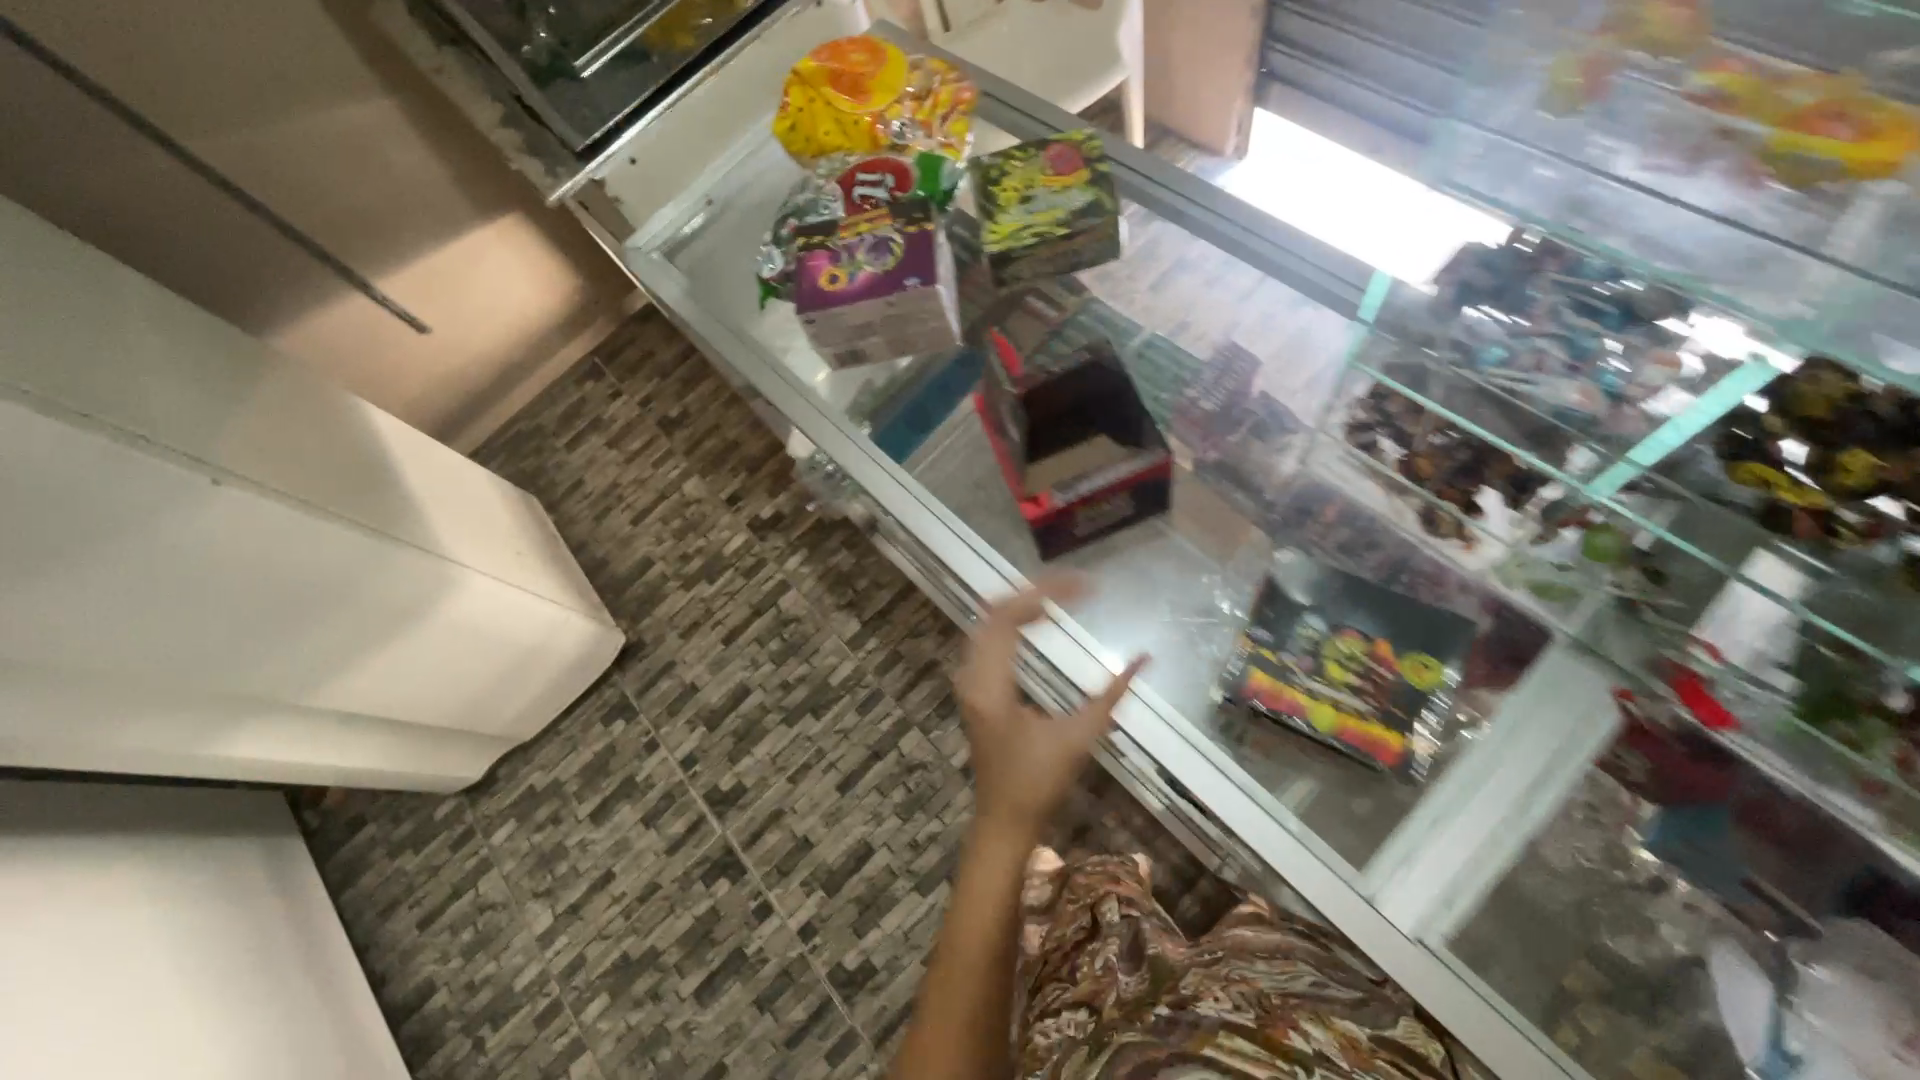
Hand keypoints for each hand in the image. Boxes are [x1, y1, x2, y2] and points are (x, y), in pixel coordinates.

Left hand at [953, 574, 1147, 841]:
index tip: (1083, 587)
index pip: (1007, 618)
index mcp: (991, 686)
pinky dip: (1011, 622)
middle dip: (1033, 592)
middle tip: (1074, 584)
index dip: (1042, 593)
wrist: (1004, 819)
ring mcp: (968, 681)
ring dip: (1021, 604)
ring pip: (987, 623)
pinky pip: (986, 639)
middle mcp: (971, 677)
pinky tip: (1038, 618)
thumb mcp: (1080, 737)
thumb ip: (1111, 695)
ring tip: (1060, 594)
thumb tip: (1145, 658)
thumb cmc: (1040, 782)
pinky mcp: (974, 687)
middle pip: (993, 613)